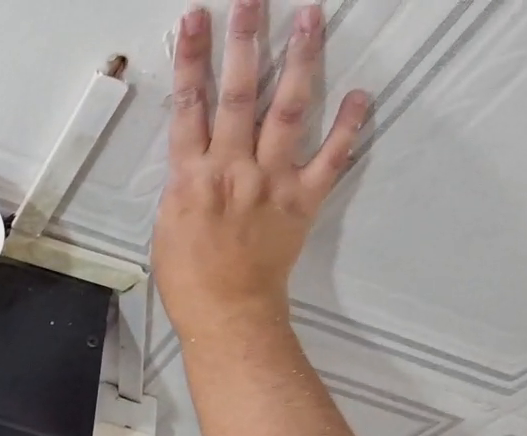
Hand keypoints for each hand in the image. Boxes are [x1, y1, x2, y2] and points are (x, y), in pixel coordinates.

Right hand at [153, 1, 368, 338]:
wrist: (227, 314)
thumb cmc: (188, 281)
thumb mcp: (167, 230)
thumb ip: (182, 187)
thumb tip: (193, 160)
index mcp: (190, 178)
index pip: (189, 106)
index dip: (191, 59)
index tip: (195, 19)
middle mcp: (231, 169)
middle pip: (238, 93)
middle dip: (244, 39)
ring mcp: (270, 181)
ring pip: (286, 109)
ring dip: (300, 59)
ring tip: (310, 16)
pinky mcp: (302, 200)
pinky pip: (331, 157)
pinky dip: (348, 126)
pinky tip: (360, 94)